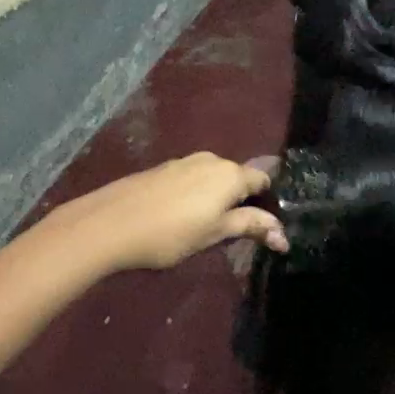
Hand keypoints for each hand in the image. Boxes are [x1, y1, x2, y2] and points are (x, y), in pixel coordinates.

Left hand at [45, 152, 288, 273]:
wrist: (111, 223)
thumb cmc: (170, 233)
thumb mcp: (214, 234)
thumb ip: (250, 227)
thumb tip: (283, 234)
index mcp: (230, 174)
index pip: (263, 180)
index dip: (268, 202)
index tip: (265, 227)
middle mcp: (212, 159)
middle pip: (238, 177)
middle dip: (242, 200)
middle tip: (236, 231)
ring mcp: (186, 161)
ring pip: (214, 177)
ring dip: (218, 197)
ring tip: (207, 226)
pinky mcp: (164, 168)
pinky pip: (193, 178)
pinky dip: (197, 194)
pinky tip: (183, 215)